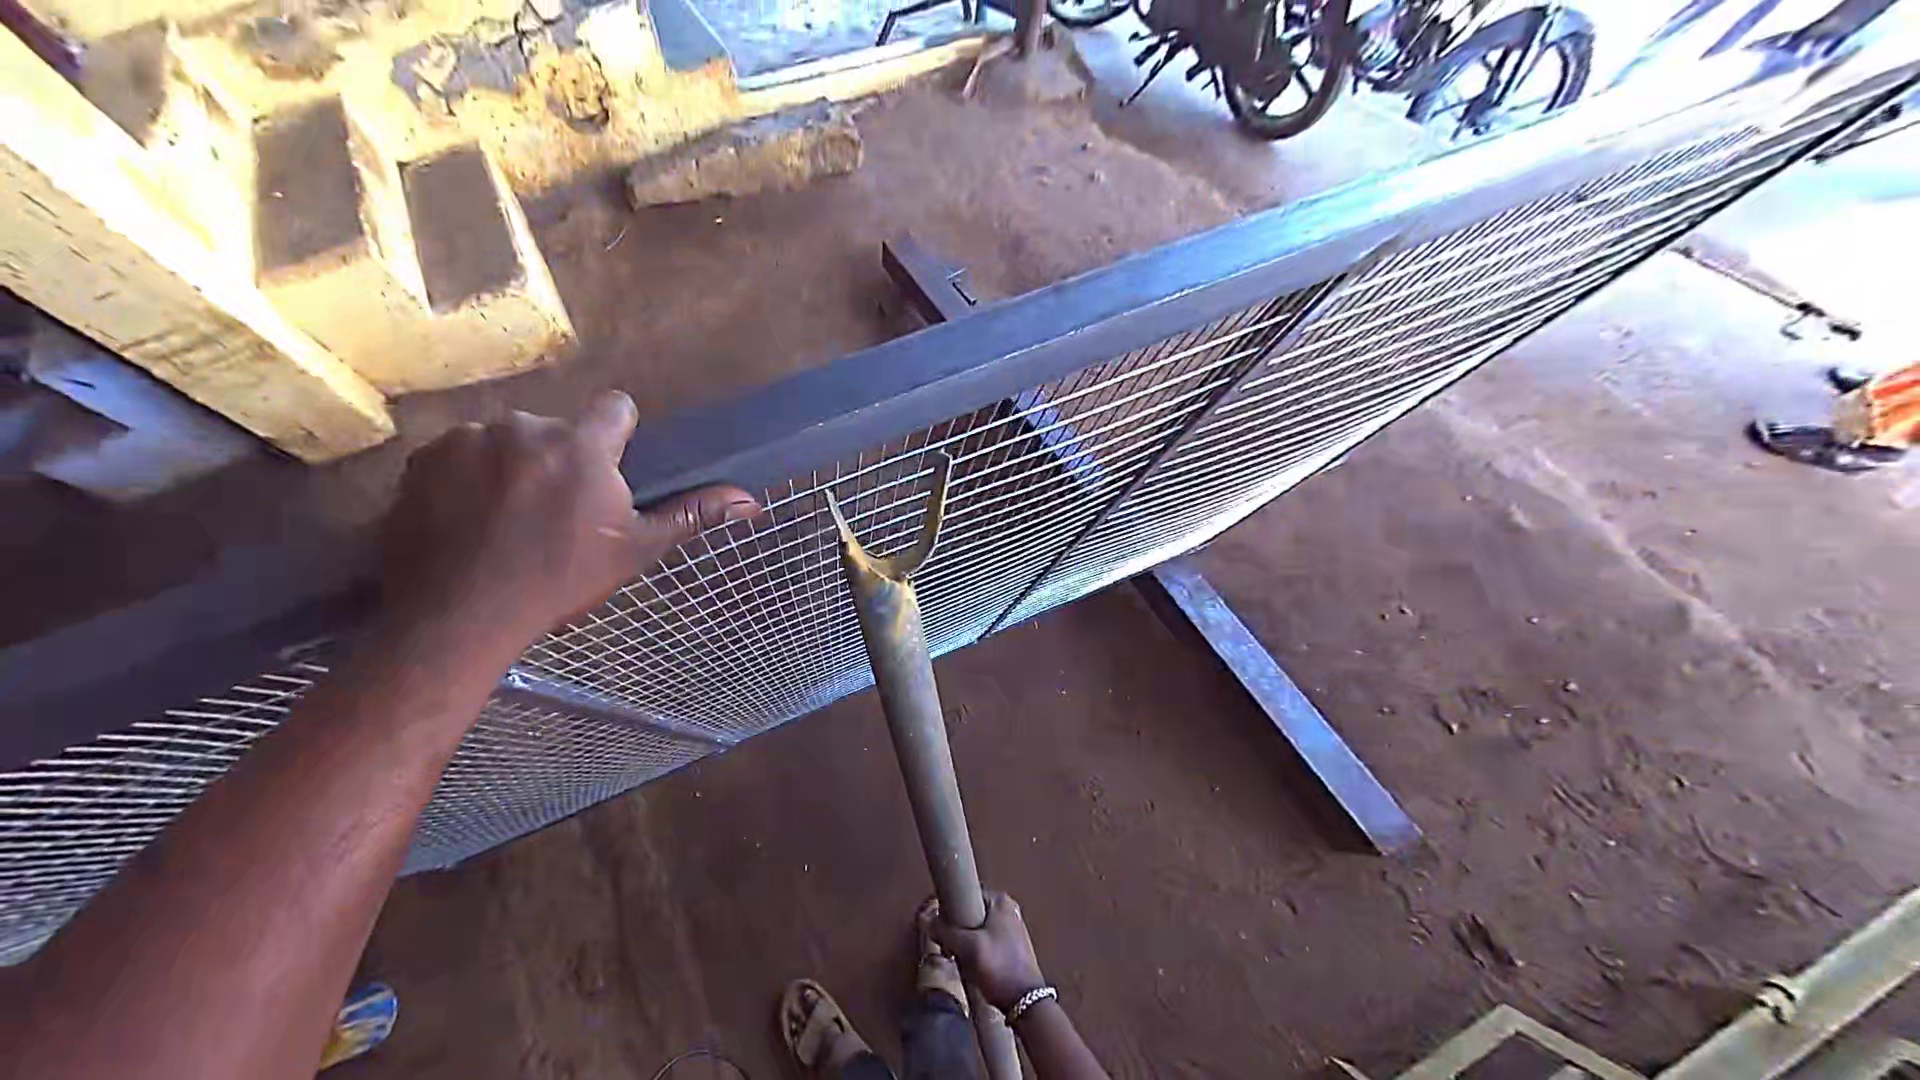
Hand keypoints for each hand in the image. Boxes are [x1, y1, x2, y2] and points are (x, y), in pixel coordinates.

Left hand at [379, 391, 758, 651]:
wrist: (458, 616)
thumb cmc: (560, 581)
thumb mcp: (636, 549)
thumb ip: (691, 514)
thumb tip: (750, 500)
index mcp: (582, 445)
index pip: (616, 407)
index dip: (618, 435)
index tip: (610, 471)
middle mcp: (525, 427)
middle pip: (560, 430)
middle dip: (564, 460)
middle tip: (557, 515)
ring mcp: (468, 438)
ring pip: (510, 441)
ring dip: (515, 466)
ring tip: (508, 519)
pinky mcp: (423, 457)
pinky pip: (461, 453)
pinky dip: (469, 476)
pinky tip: (469, 518)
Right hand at [930, 892, 1046, 1012]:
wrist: (1026, 1003)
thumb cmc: (1001, 969)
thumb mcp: (968, 948)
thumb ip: (945, 931)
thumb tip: (926, 919)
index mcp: (1001, 901)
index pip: (967, 892)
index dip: (950, 908)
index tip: (942, 925)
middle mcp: (1008, 910)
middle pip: (970, 912)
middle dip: (957, 930)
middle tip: (950, 946)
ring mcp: (1011, 929)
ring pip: (976, 929)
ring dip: (964, 944)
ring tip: (960, 959)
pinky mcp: (1011, 947)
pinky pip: (984, 942)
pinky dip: (975, 952)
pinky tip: (972, 967)